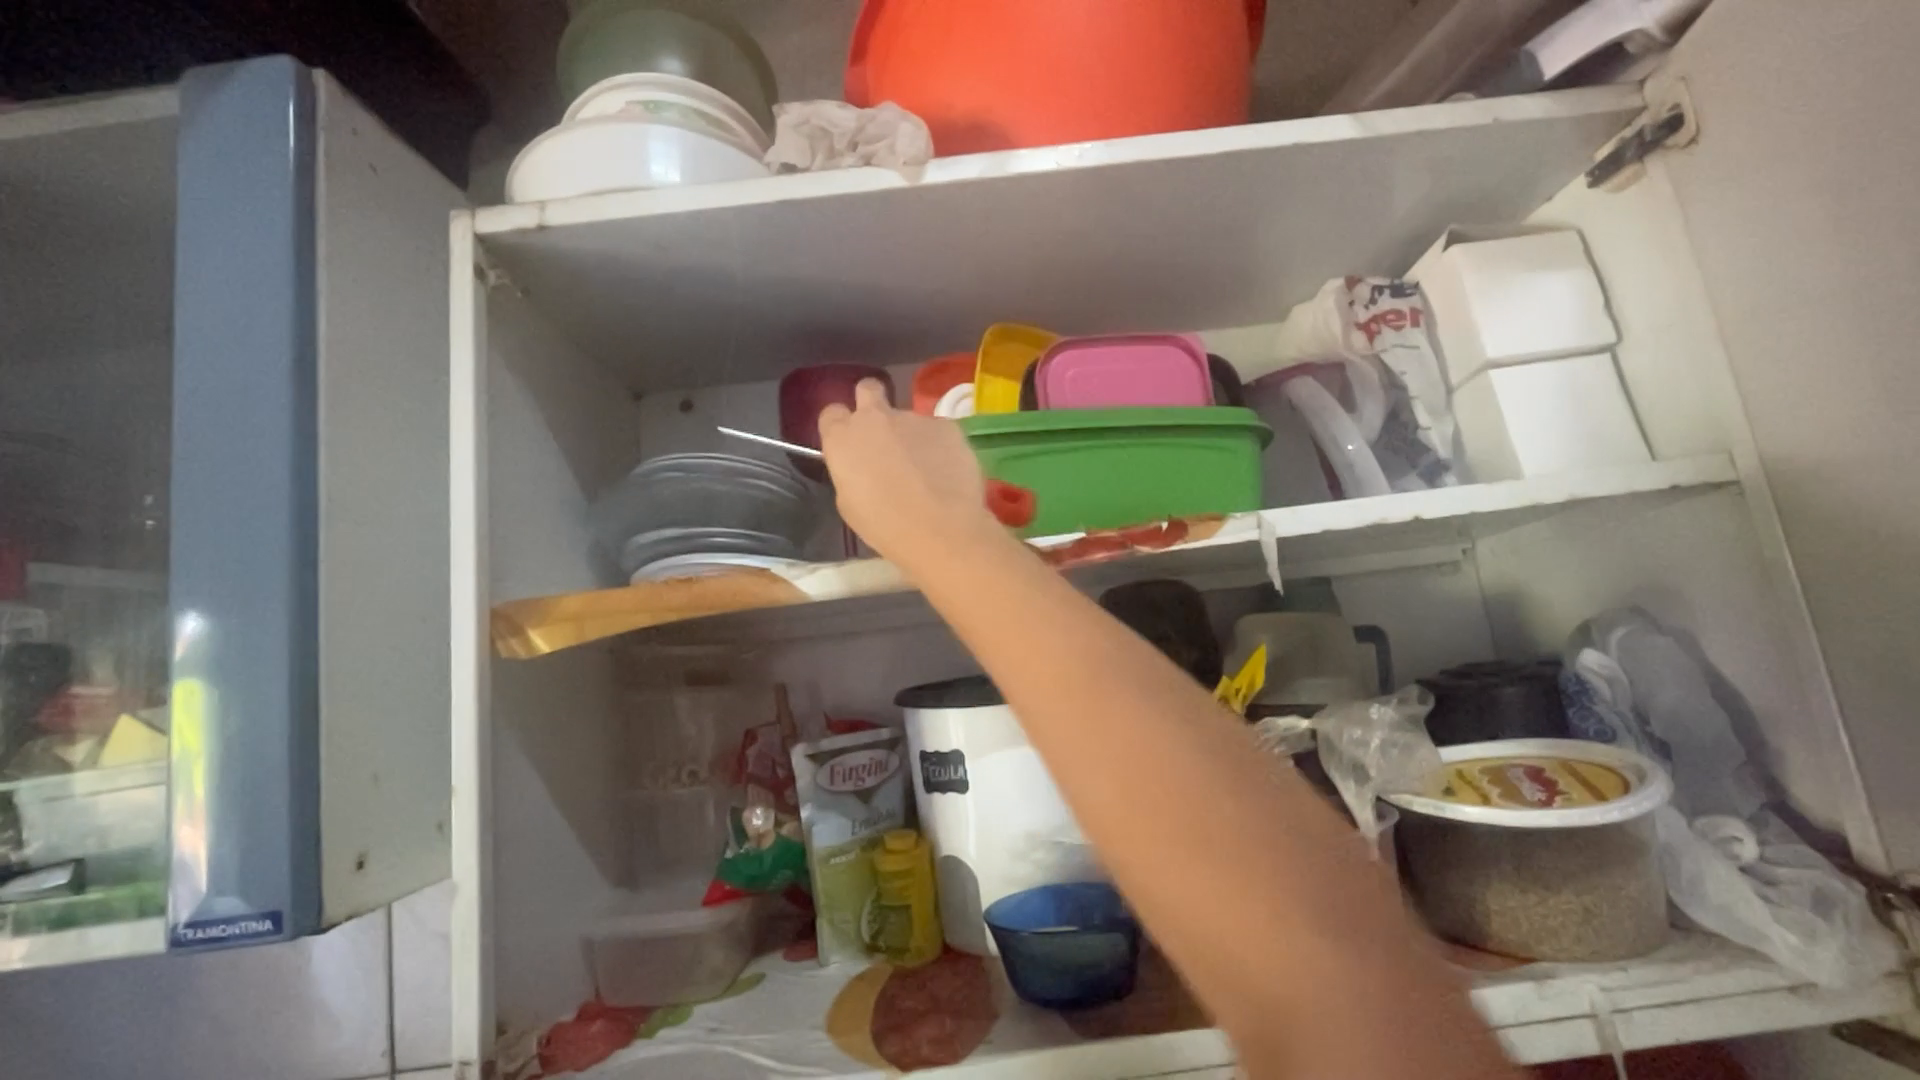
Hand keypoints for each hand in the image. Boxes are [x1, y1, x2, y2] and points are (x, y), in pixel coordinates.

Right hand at [818, 380, 997, 565]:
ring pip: (909, 419)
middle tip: (882, 433)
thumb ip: (851, 472)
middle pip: (868, 389)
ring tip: (926, 471)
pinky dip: (940, 447)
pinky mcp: (947, 425)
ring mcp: (914, 418)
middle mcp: (876, 417)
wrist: (939, 529)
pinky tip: (947, 473)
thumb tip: (862, 466)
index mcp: (843, 437)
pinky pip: (938, 431)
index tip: (848, 443)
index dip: (840, 426)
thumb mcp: (849, 503)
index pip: (831, 413)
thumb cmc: (884, 526)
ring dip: (912, 437)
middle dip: (871, 402)